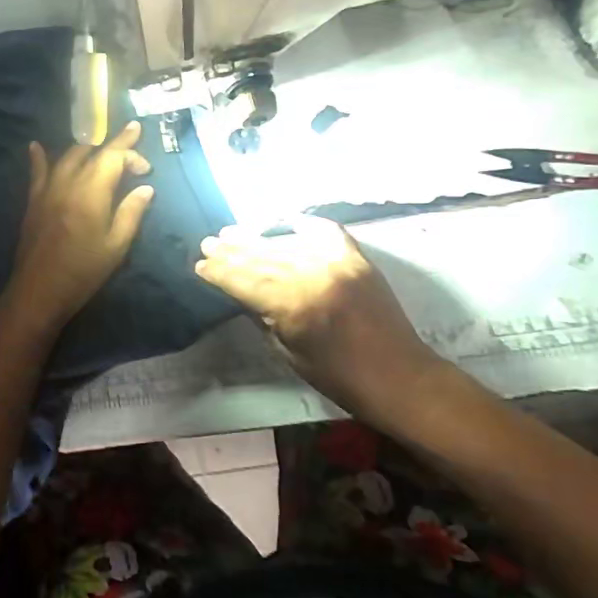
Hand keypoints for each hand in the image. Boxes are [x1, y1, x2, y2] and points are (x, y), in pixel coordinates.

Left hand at [4, 121, 154, 329]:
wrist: (39, 291)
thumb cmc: (83, 272)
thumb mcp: (116, 246)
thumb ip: (131, 213)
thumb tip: (146, 188)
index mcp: (91, 192)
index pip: (113, 157)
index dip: (131, 154)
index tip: (146, 168)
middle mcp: (67, 183)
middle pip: (91, 152)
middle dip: (112, 144)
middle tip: (130, 139)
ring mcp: (47, 190)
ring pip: (66, 157)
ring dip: (85, 148)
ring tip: (99, 144)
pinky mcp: (33, 202)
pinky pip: (37, 173)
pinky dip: (39, 158)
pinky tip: (35, 145)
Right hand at [195, 217, 449, 423]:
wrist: (399, 377)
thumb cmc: (336, 376)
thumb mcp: (286, 351)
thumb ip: (260, 314)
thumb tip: (236, 291)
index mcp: (292, 304)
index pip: (243, 280)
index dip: (218, 272)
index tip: (199, 265)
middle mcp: (312, 274)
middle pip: (260, 257)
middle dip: (230, 251)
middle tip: (208, 243)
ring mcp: (336, 262)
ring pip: (284, 244)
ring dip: (255, 238)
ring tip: (232, 233)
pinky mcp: (356, 257)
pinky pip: (323, 231)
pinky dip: (302, 224)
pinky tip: (282, 221)